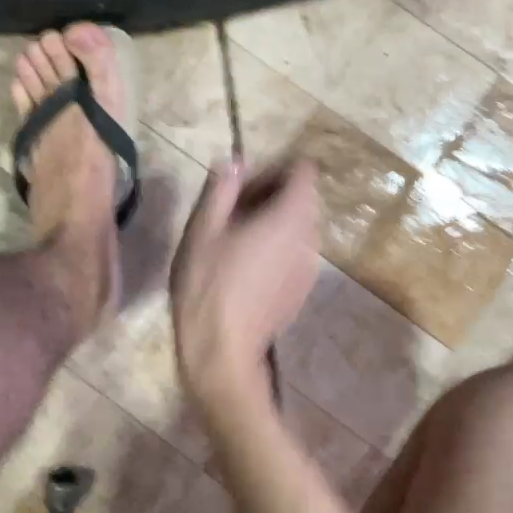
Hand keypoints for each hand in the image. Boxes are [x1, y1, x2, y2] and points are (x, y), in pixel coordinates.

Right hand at [170, 159, 320, 410]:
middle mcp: (309, 238)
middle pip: (303, 199)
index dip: (275, 168)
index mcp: (289, 217)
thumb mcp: (203, 229)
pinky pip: (296, 252)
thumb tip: (234, 160)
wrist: (222, 352)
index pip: (303, 172)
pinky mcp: (303, 290)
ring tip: (235, 237)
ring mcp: (310, 268)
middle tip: (231, 209)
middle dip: (272, 194)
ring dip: (274, 221)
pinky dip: (277, 246)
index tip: (243, 183)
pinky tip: (245, 265)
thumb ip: (222, 189)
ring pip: (300, 227)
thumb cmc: (207, 285)